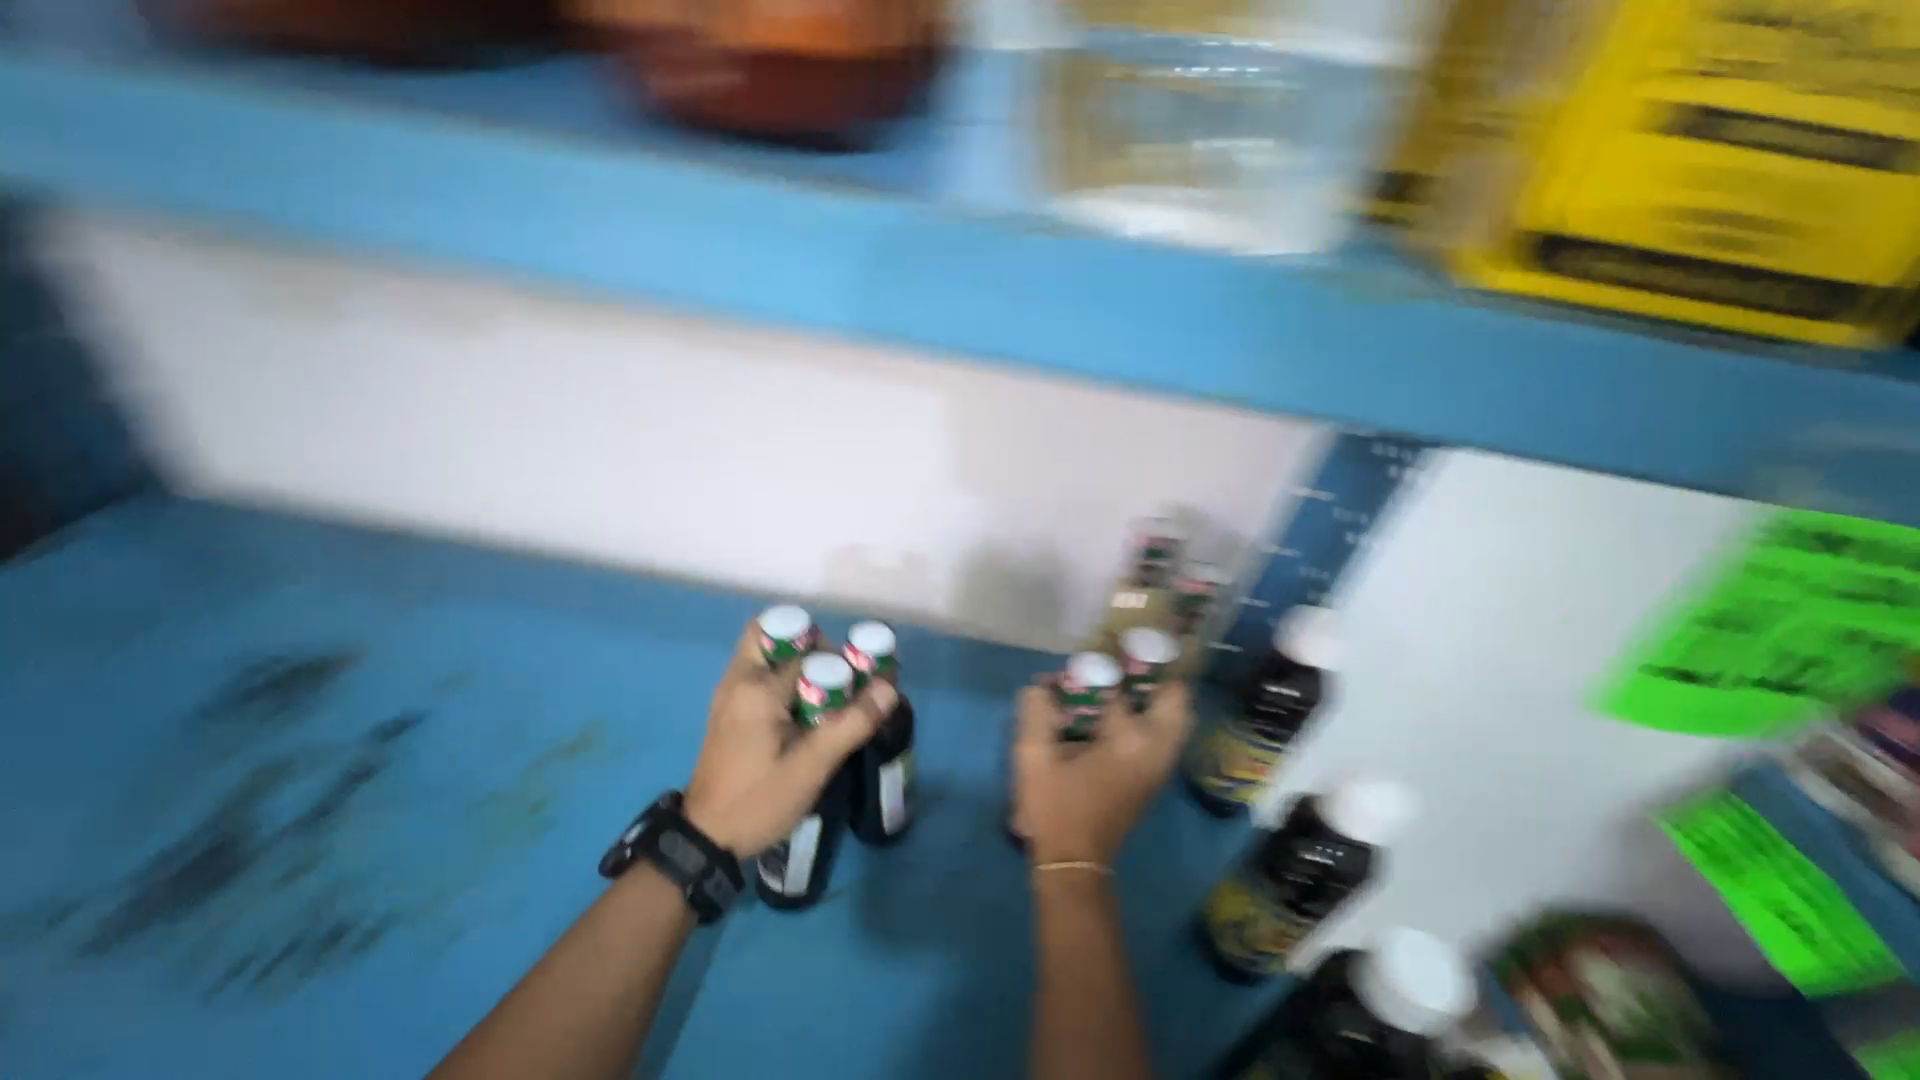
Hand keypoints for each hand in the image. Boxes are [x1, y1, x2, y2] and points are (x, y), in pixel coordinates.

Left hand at [682, 621, 894, 855]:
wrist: (706, 839)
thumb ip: (852, 724)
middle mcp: (738, 679)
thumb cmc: (759, 801)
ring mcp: (729, 694)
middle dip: (813, 648)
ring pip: (767, 653)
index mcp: (757, 687)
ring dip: (798, 663)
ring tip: (826, 698)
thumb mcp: (811, 767)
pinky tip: (804, 713)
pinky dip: (784, 679)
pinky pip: (759, 675)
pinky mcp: (728, 710)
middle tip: (839, 681)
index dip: (842, 666)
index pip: (811, 654)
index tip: (863, 689)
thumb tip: (889, 687)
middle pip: (776, 634)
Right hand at [1011, 679, 1193, 865]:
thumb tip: (1039, 687)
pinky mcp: (1154, 780)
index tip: (1077, 671)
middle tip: (1121, 669)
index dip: (1098, 673)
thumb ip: (1035, 714)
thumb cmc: (1054, 809)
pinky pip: (1166, 738)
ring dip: (1156, 700)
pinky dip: (1153, 721)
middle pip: (1176, 700)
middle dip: (1152, 678)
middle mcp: (1155, 750)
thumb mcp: (1033, 758)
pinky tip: (1118, 720)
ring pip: (1176, 721)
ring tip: (1121, 691)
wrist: (1073, 863)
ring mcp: (1159, 768)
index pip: (1120, 689)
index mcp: (1129, 740)